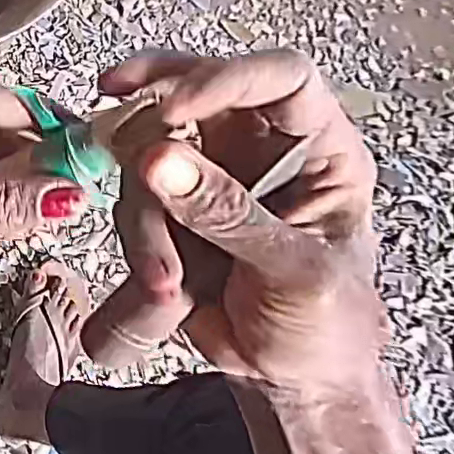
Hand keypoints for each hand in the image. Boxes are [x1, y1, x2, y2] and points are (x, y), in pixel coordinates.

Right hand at [84, 50, 386, 396]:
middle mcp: (256, 151)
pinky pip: (130, 199)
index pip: (277, 78)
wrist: (287, 375)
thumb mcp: (294, 270)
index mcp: (317, 150)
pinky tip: (160, 278)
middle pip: (193, 97)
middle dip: (151, 122)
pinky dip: (134, 238)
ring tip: (168, 277)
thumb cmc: (327, 324)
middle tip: (126, 151)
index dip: (224, 79)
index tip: (173, 108)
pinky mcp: (167, 209)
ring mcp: (205, 177)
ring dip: (145, 215)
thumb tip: (160, 161)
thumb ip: (227, 213)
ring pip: (147, 156)